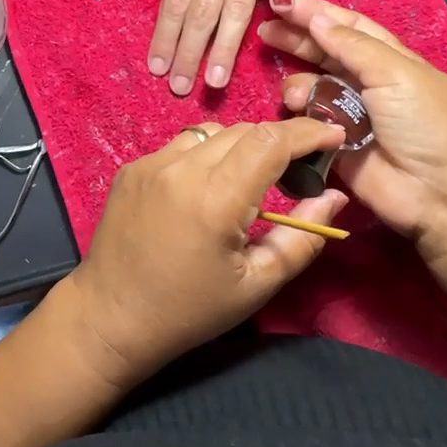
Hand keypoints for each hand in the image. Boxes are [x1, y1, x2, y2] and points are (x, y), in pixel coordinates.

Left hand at [64, 119, 348, 387]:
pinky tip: (209, 186)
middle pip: (242, 131)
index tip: (335, 136)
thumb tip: (332, 196)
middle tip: (300, 165)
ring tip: (255, 177)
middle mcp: (179, 169)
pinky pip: (179, 146)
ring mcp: (149, 164)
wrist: (111, 315)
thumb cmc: (189, 309)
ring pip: (209, 133)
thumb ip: (301, 237)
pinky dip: (205, 155)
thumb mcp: (256, 284)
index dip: (307, 132)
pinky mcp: (131, 168)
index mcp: (214, 198)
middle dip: (278, 140)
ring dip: (241, 145)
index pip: (269, 141)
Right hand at [260, 0, 446, 267]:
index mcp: (395, 61)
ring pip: (313, 86)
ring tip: (294, 94)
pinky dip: (299, 113)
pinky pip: (308, 120)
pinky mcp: (335, 144)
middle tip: (264, 31)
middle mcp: (372, 84)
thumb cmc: (431, 128)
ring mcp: (353, 115)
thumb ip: (354, 46)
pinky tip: (296, 114)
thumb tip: (317, 19)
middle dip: (296, 39)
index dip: (318, 12)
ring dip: (299, 84)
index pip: (351, 26)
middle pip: (327, 52)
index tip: (283, 2)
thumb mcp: (399, 76)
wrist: (444, 199)